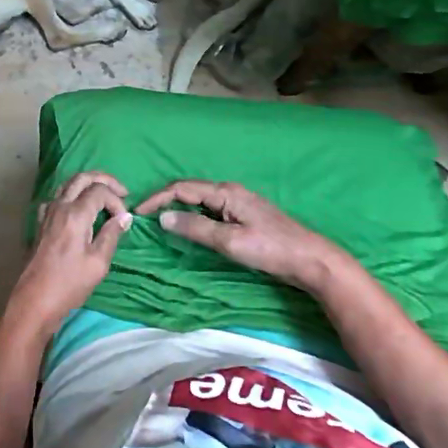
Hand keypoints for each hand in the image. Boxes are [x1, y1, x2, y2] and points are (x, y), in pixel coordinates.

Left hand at [10, 171, 132, 333]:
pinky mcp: (40, 223)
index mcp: (75, 214)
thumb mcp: (98, 263)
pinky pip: (57, 198)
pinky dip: (71, 196)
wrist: (34, 301)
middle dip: (105, 180)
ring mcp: (47, 213)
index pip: (100, 191)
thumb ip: (111, 235)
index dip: (117, 200)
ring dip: (88, 184)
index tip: (124, 220)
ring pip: (68, 184)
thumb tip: (124, 217)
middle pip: (82, 178)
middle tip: (121, 191)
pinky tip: (78, 210)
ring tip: (104, 196)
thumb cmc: (69, 284)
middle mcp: (59, 207)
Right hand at [135, 180, 353, 291]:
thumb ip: (196, 228)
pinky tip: (190, 229)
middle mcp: (231, 192)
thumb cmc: (271, 250)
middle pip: (191, 190)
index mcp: (226, 192)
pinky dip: (195, 216)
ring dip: (180, 208)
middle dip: (166, 200)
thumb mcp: (230, 242)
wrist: (310, 259)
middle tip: (145, 217)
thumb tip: (164, 218)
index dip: (158, 198)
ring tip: (161, 223)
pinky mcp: (245, 216)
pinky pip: (212, 210)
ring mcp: (239, 203)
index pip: (182, 187)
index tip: (138, 212)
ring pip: (201, 200)